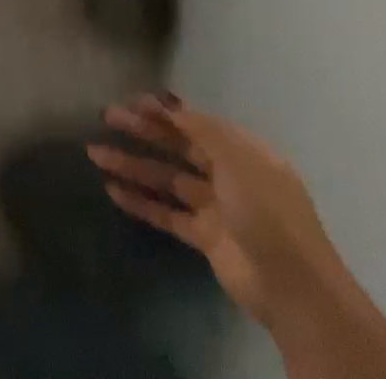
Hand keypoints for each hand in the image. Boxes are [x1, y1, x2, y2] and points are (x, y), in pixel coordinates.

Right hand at [89, 94, 346, 327]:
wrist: (291, 285)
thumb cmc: (268, 214)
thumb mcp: (239, 162)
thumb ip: (202, 130)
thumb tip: (170, 103)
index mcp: (248, 156)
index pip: (202, 125)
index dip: (168, 112)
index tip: (132, 100)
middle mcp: (232, 178)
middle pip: (181, 148)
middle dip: (144, 132)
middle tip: (106, 117)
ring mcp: (217, 208)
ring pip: (167, 179)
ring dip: (132, 165)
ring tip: (94, 154)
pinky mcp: (204, 236)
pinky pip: (165, 212)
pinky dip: (139, 201)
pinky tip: (111, 190)